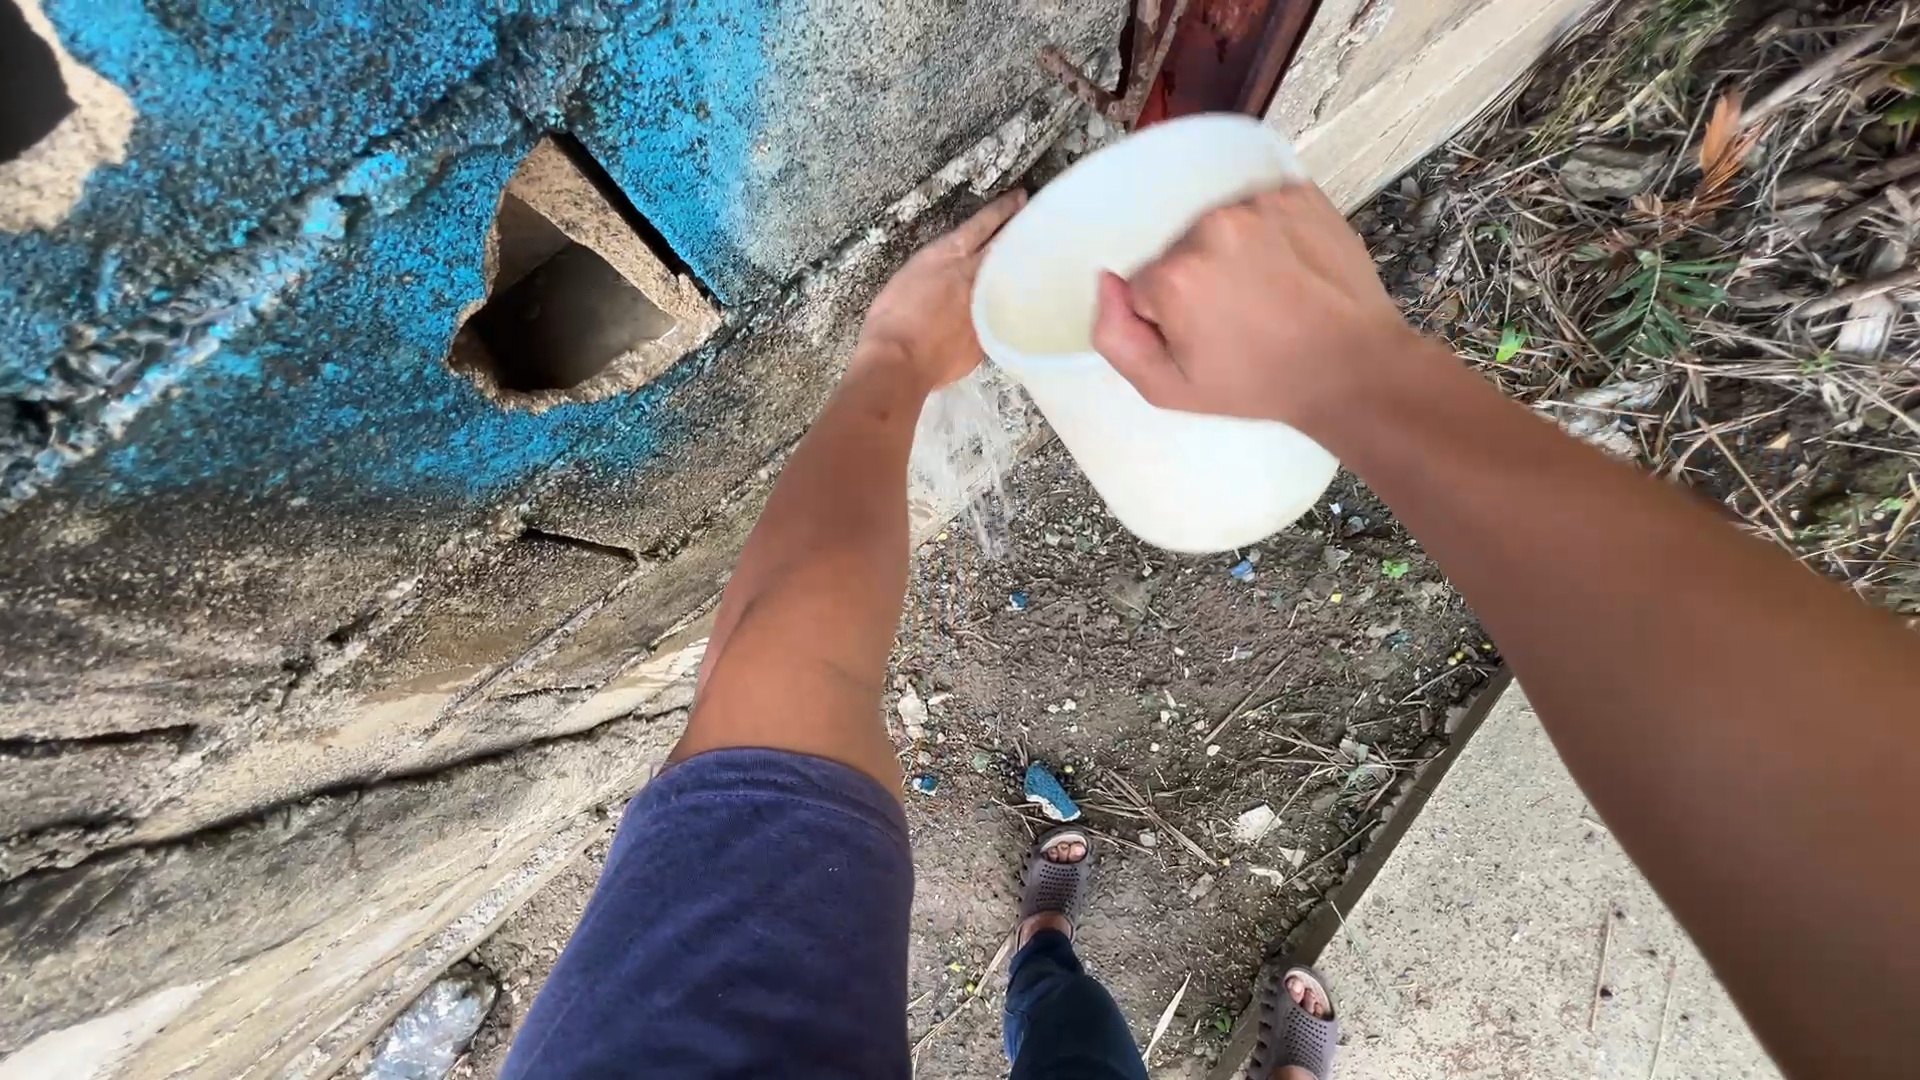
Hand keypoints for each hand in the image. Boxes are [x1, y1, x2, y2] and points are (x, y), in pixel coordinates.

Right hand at [857, 189, 1027, 390]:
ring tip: (1030, 270)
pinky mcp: (986, 338)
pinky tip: (1012, 320)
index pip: (982, 225)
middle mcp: (972, 278)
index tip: (1018, 200)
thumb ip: (935, 275)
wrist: (900, 361)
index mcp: (948, 257)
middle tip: (1037, 224)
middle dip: (1020, 234)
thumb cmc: (890, 321)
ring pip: (1007, 287)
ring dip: (1017, 277)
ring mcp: (984, 310)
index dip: (1002, 211)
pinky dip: (1002, 320)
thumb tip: (949, 282)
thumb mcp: (908, 281)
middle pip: (1004, 250)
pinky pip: (997, 325)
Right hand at [1091, 182, 1421, 428]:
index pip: (1142, 287)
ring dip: (1228, 257)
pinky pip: (1255, 212)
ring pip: (1215, 230)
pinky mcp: (1295, 192)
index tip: (1203, 338)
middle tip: (1234, 321)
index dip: (1167, 318)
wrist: (1349, 366)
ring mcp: (1259, 204)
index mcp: (1176, 276)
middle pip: (1176, 252)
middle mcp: (1213, 227)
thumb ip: (1115, 338)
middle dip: (1195, 284)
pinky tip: (1283, 271)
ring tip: (1263, 295)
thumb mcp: (1168, 388)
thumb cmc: (1256, 383)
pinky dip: (1262, 238)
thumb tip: (1106, 281)